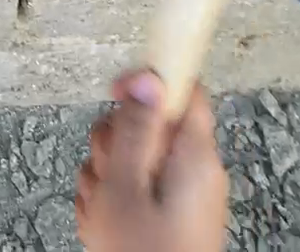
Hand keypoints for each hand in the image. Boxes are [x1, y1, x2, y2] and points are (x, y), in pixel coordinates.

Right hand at [76, 70, 228, 251]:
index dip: (149, 82)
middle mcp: (191, 170)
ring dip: (104, 175)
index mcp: (195, 156)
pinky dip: (109, 199)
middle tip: (110, 174)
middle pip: (146, 122)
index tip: (118, 93)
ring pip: (128, 155)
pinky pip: (127, 186)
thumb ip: (137, 129)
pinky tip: (105, 222)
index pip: (184, 89)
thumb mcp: (128, 186)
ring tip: (106, 209)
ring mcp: (176, 194)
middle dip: (113, 141)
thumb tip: (150, 77)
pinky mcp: (161, 214)